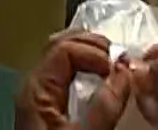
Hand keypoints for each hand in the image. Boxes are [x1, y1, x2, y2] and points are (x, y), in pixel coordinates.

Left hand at [16, 32, 133, 129]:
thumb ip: (102, 106)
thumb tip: (124, 72)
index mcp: (35, 86)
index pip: (63, 48)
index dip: (93, 51)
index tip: (119, 66)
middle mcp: (33, 85)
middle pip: (59, 46)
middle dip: (90, 45)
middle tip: (119, 56)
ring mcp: (38, 98)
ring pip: (60, 61)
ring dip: (87, 56)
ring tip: (113, 65)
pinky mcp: (45, 113)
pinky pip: (63, 79)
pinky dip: (83, 72)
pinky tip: (98, 82)